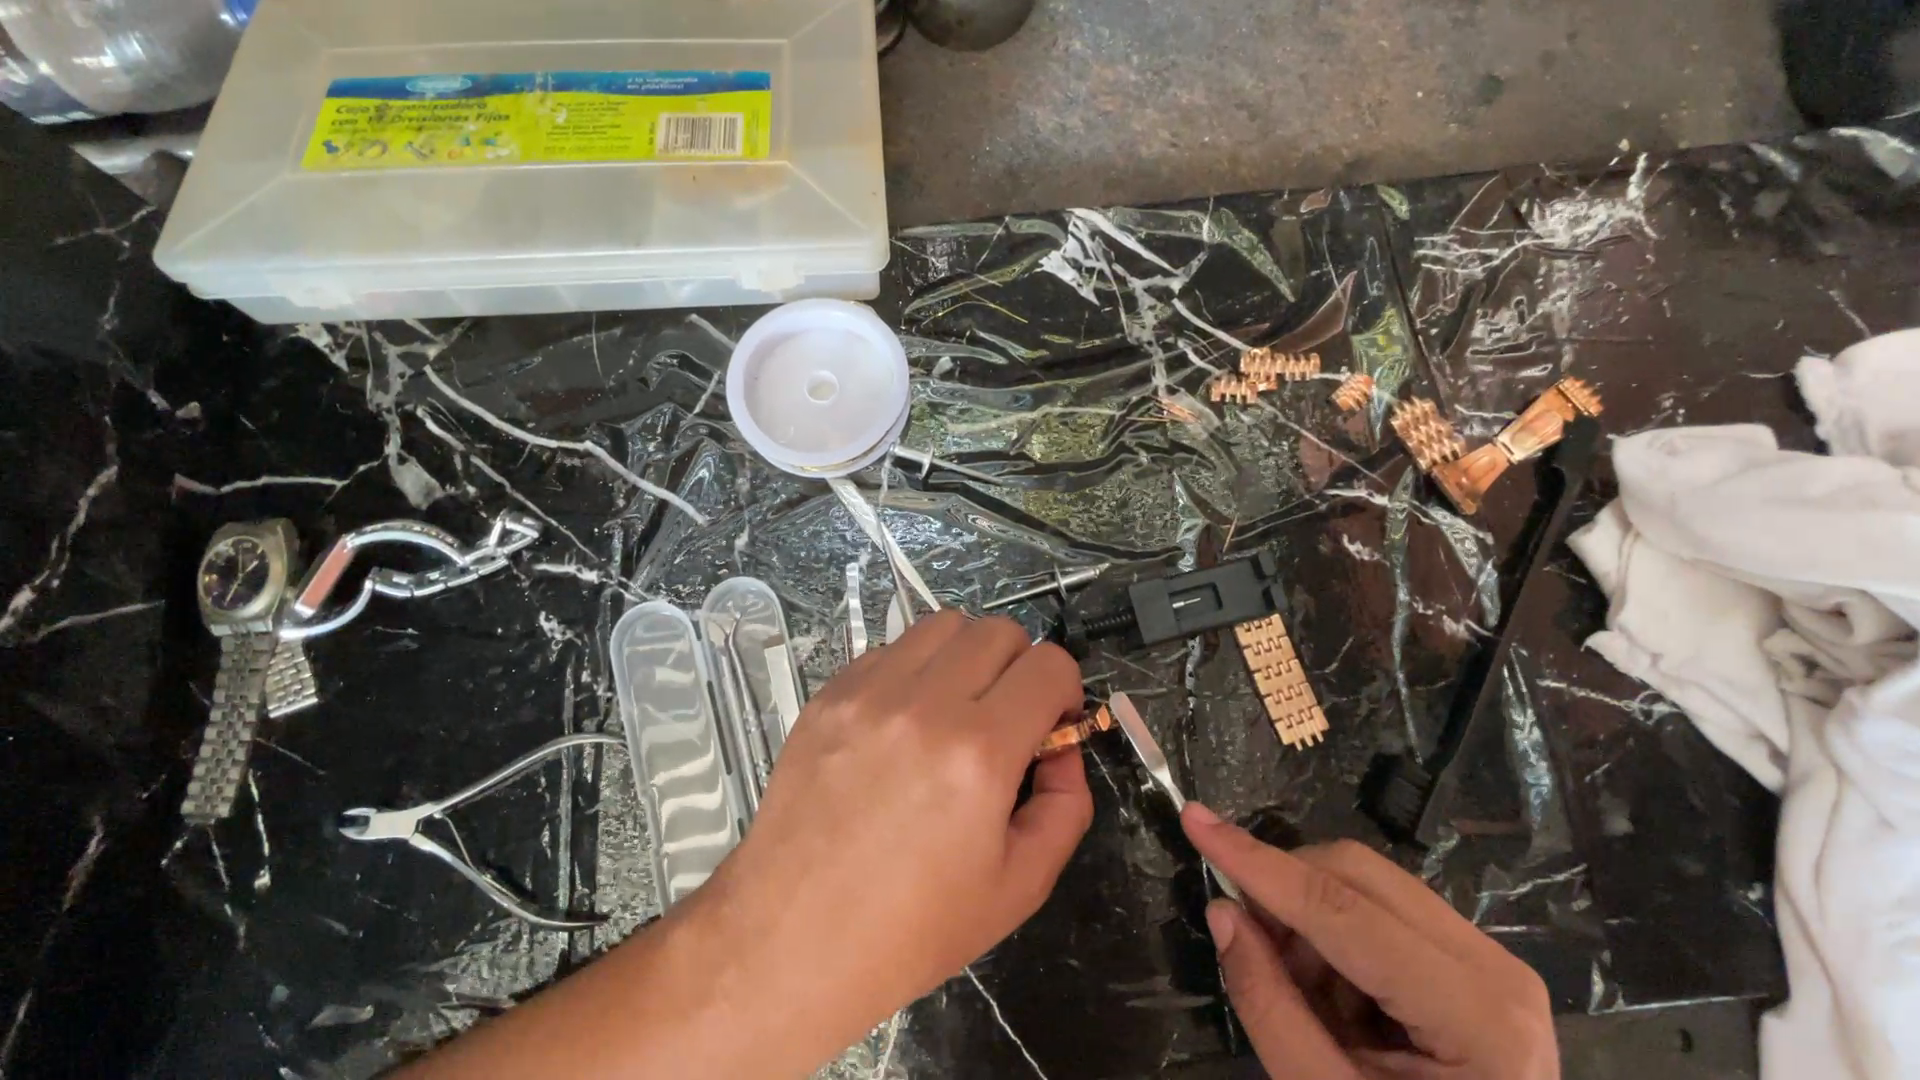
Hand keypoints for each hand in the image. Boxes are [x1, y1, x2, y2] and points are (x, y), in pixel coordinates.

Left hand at [695, 610, 1093, 1064]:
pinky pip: (889, 651)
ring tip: (956, 711)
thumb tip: (1061, 751)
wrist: (792, 940)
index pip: (1049, 665)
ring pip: (942, 625)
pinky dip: (913, 672)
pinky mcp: (827, 696)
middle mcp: (923, 704)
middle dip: (1021, 668)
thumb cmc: (912, 927)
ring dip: (966, 657)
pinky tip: (903, 725)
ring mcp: (867, 693)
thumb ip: (1065, 806)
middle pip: (999, 630)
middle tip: (1008, 720)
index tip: (1051, 727)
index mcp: (979, 752)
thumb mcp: (1020, 886)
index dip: (1066, 691)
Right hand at [1182, 803, 1557, 1079]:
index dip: (1259, 864)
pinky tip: (1335, 1000)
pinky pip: (1384, 910)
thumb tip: (1222, 913)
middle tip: (1242, 941)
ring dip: (1307, 920)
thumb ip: (1270, 1008)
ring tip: (1298, 994)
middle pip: (1356, 875)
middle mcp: (1494, 966)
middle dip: (1282, 893)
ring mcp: (1492, 960)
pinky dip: (1334, 937)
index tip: (1194, 819)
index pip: (1343, 911)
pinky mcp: (1478, 963)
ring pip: (1367, 884)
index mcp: (1475, 1015)